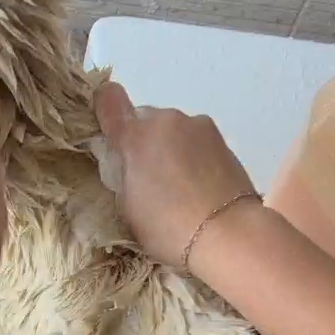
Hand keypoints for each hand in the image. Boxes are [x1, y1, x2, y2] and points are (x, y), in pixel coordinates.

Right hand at [94, 81, 257, 266]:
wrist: (229, 233)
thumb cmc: (168, 227)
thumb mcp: (128, 208)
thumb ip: (121, 175)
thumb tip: (124, 161)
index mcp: (135, 137)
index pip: (109, 100)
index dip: (105, 111)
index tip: (110, 134)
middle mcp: (165, 121)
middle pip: (144, 120)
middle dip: (141, 142)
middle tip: (148, 179)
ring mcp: (197, 125)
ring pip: (172, 130)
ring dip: (169, 149)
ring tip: (178, 187)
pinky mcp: (222, 138)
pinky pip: (195, 141)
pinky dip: (191, 156)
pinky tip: (198, 186)